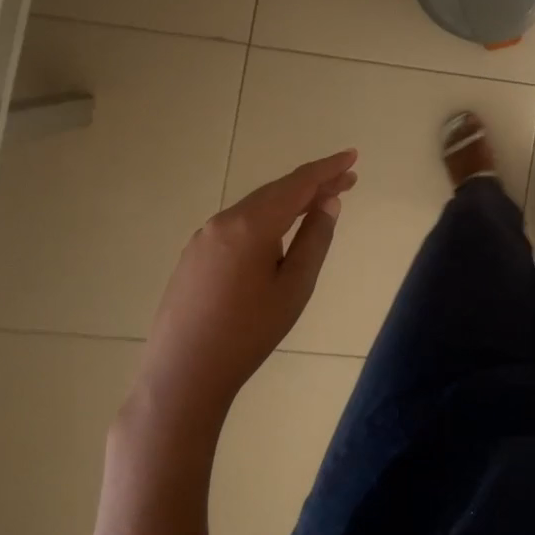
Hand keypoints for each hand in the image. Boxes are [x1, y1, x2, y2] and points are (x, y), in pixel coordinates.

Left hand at [132, 150, 358, 419]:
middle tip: (346, 182)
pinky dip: (267, 218)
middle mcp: (223, 222)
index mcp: (251, 225)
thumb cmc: (247, 333)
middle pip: (276, 191)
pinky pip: (238, 224)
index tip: (353, 156)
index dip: (328, 168)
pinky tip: (280, 231)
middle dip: (313, 184)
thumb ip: (315, 239)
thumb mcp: (294, 287)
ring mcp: (203, 239)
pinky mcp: (193, 258)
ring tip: (319, 203)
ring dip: (290, 201)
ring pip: (256, 207)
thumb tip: (327, 203)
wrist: (182, 378)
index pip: (298, 184)